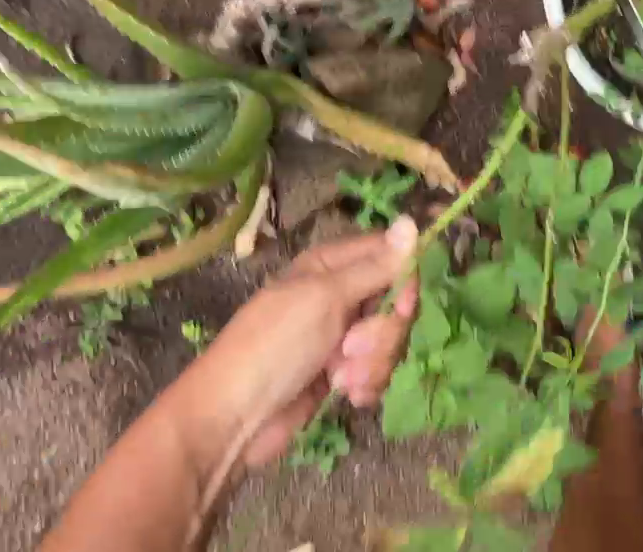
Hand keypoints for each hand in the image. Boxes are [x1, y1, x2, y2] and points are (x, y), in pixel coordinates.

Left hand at [166, 216, 418, 467]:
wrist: (231, 421)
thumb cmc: (274, 346)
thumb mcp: (325, 298)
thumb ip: (376, 266)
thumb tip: (412, 220)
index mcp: (333, 266)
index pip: (392, 256)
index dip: (404, 280)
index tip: (401, 305)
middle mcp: (342, 295)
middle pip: (397, 301)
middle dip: (384, 331)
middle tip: (351, 347)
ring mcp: (343, 335)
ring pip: (391, 338)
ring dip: (373, 361)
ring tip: (342, 379)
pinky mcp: (344, 371)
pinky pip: (380, 368)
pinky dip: (368, 383)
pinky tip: (348, 395)